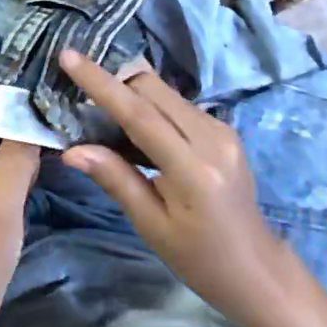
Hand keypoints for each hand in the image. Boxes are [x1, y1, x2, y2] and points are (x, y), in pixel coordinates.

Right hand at [57, 49, 302, 322]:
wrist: (258, 270)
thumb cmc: (199, 259)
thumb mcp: (151, 226)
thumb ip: (115, 180)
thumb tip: (72, 150)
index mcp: (192, 169)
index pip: (139, 114)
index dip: (101, 83)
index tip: (68, 56)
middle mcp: (211, 138)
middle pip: (152, 89)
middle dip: (115, 85)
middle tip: (82, 101)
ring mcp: (222, 130)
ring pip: (165, 92)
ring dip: (132, 97)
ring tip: (106, 121)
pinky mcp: (224, 130)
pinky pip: (178, 104)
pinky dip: (151, 108)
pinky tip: (139, 135)